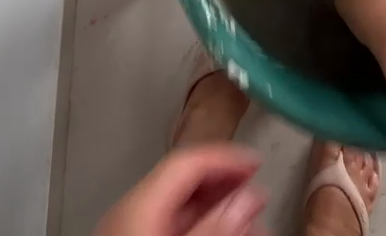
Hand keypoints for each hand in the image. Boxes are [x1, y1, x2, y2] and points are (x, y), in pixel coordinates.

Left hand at [93, 143, 268, 235]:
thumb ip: (216, 230)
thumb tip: (246, 199)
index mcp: (139, 204)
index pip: (186, 162)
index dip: (224, 158)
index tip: (254, 163)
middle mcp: (130, 211)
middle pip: (182, 183)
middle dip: (223, 185)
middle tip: (257, 193)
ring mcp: (127, 231)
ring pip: (178, 208)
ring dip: (214, 210)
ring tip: (248, 223)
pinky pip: (168, 226)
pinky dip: (198, 228)